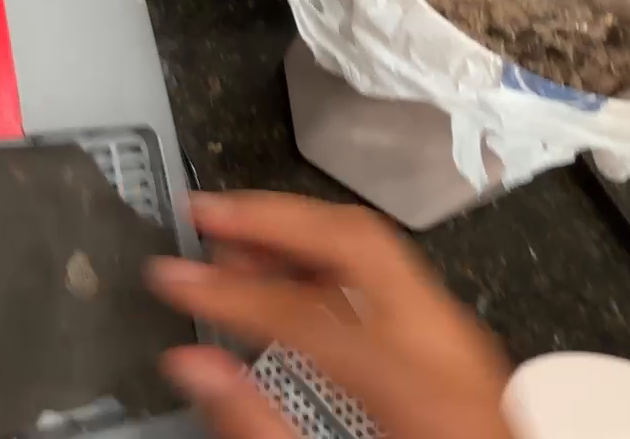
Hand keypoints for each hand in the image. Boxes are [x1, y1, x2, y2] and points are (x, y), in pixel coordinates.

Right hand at [147, 192, 513, 438]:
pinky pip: (379, 269)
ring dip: (289, 228)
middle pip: (353, 240)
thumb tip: (191, 365)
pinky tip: (276, 266)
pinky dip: (318, 253)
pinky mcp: (449, 342)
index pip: (309, 314)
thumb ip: (258, 426)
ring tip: (226, 233)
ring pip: (367, 242)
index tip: (172, 278)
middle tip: (202, 211)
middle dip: (268, 217)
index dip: (228, 292)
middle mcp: (451, 348)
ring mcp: (457, 337)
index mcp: (427, 395)